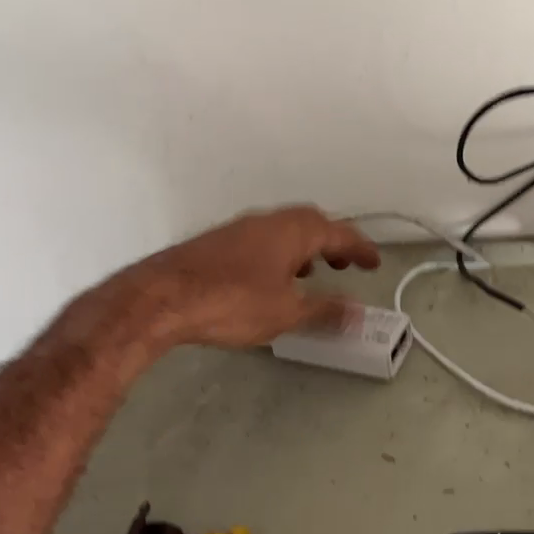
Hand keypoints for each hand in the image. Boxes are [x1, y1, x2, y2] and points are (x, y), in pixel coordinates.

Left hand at [59, 206, 379, 367]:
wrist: (159, 298)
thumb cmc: (232, 303)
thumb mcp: (287, 313)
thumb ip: (326, 310)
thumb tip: (359, 313)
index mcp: (294, 231)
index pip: (340, 233)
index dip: (361, 249)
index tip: (374, 263)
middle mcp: (269, 221)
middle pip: (312, 223)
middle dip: (333, 242)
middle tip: (343, 264)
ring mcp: (240, 228)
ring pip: (284, 230)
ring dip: (304, 248)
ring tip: (310, 274)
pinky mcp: (217, 242)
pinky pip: (262, 240)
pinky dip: (279, 253)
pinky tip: (270, 279)